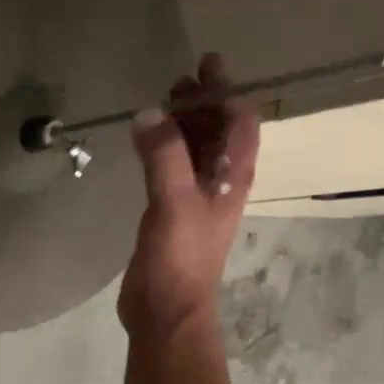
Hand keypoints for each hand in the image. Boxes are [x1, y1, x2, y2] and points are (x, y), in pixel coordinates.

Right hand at [118, 53, 259, 339]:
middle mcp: (220, 184)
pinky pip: (173, 175)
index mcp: (233, 176)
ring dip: (182, 129)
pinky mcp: (171, 221)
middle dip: (201, 106)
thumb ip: (163, 156)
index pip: (238, 120)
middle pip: (218, 133)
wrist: (166, 313)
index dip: (224, 91)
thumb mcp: (172, 202)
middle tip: (174, 86)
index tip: (201, 70)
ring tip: (157, 112)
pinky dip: (163, 156)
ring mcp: (196, 203)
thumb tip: (148, 115)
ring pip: (195, 154)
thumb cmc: (178, 260)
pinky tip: (146, 153)